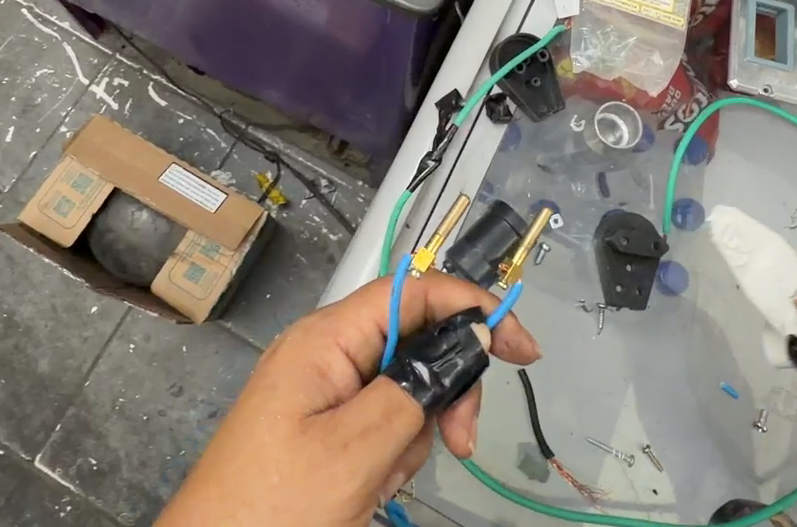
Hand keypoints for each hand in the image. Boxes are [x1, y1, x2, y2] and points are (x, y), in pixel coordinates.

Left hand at [157, 272, 539, 526]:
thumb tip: (470, 333)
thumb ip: (416, 387)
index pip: (413, 291)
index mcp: (328, 337)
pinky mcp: (323, 423)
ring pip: (404, 385)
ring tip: (388, 477)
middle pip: (414, 339)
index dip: (471, 305)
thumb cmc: (276, 506)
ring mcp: (324, 387)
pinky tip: (374, 483)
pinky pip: (381, 418)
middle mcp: (328, 350)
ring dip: (416, 430)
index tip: (521, 347)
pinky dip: (393, 450)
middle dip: (445, 386)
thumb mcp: (354, 451)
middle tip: (460, 441)